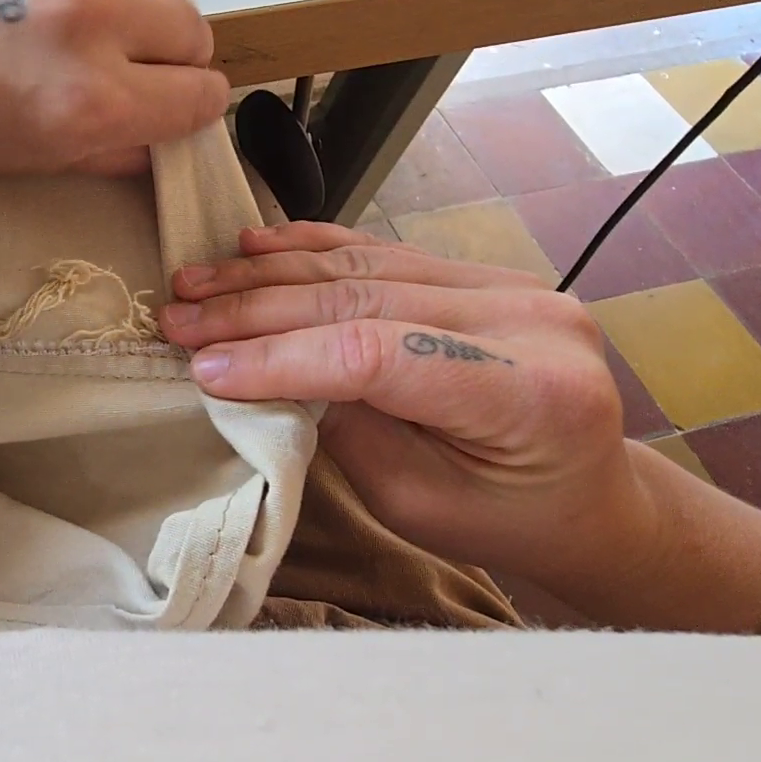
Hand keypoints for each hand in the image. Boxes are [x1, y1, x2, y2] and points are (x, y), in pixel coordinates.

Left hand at [0, 0, 228, 174]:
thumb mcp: (21, 160)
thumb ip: (105, 153)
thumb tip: (156, 142)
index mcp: (91, 103)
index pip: (200, 99)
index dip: (192, 110)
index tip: (173, 108)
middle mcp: (97, 24)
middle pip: (195, 34)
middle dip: (177, 62)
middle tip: (137, 71)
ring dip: (154, 13)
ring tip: (111, 27)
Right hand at [157, 222, 659, 586]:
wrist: (582, 493)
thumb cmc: (499, 517)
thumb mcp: (413, 501)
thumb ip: (343, 426)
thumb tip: (258, 369)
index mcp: (530, 390)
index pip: (375, 353)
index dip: (279, 358)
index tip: (202, 369)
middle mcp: (525, 317)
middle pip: (358, 296)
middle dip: (252, 310)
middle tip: (178, 319)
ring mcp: (503, 282)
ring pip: (357, 263)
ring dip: (264, 273)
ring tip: (196, 282)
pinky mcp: (474, 271)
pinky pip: (376, 248)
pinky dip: (306, 246)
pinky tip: (254, 245)